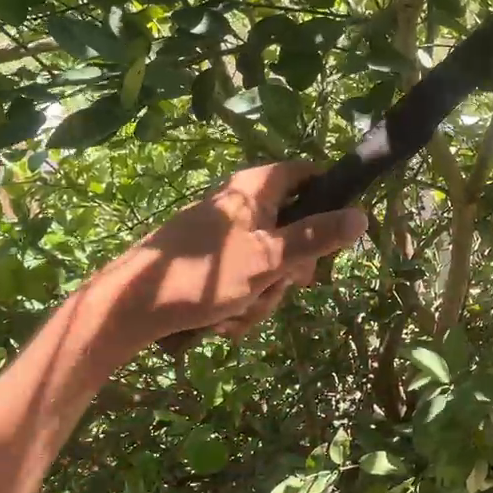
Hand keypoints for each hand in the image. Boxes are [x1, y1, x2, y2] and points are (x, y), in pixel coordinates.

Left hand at [85, 162, 367, 359]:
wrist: (130, 308)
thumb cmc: (203, 277)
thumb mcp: (270, 259)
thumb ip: (317, 237)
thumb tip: (362, 216)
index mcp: (256, 187)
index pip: (309, 174)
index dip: (329, 200)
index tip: (337, 234)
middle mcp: (241, 202)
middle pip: (294, 227)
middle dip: (290, 268)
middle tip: (282, 285)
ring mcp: (225, 232)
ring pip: (271, 261)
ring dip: (265, 292)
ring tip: (239, 309)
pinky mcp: (211, 260)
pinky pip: (246, 277)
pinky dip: (242, 299)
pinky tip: (223, 318)